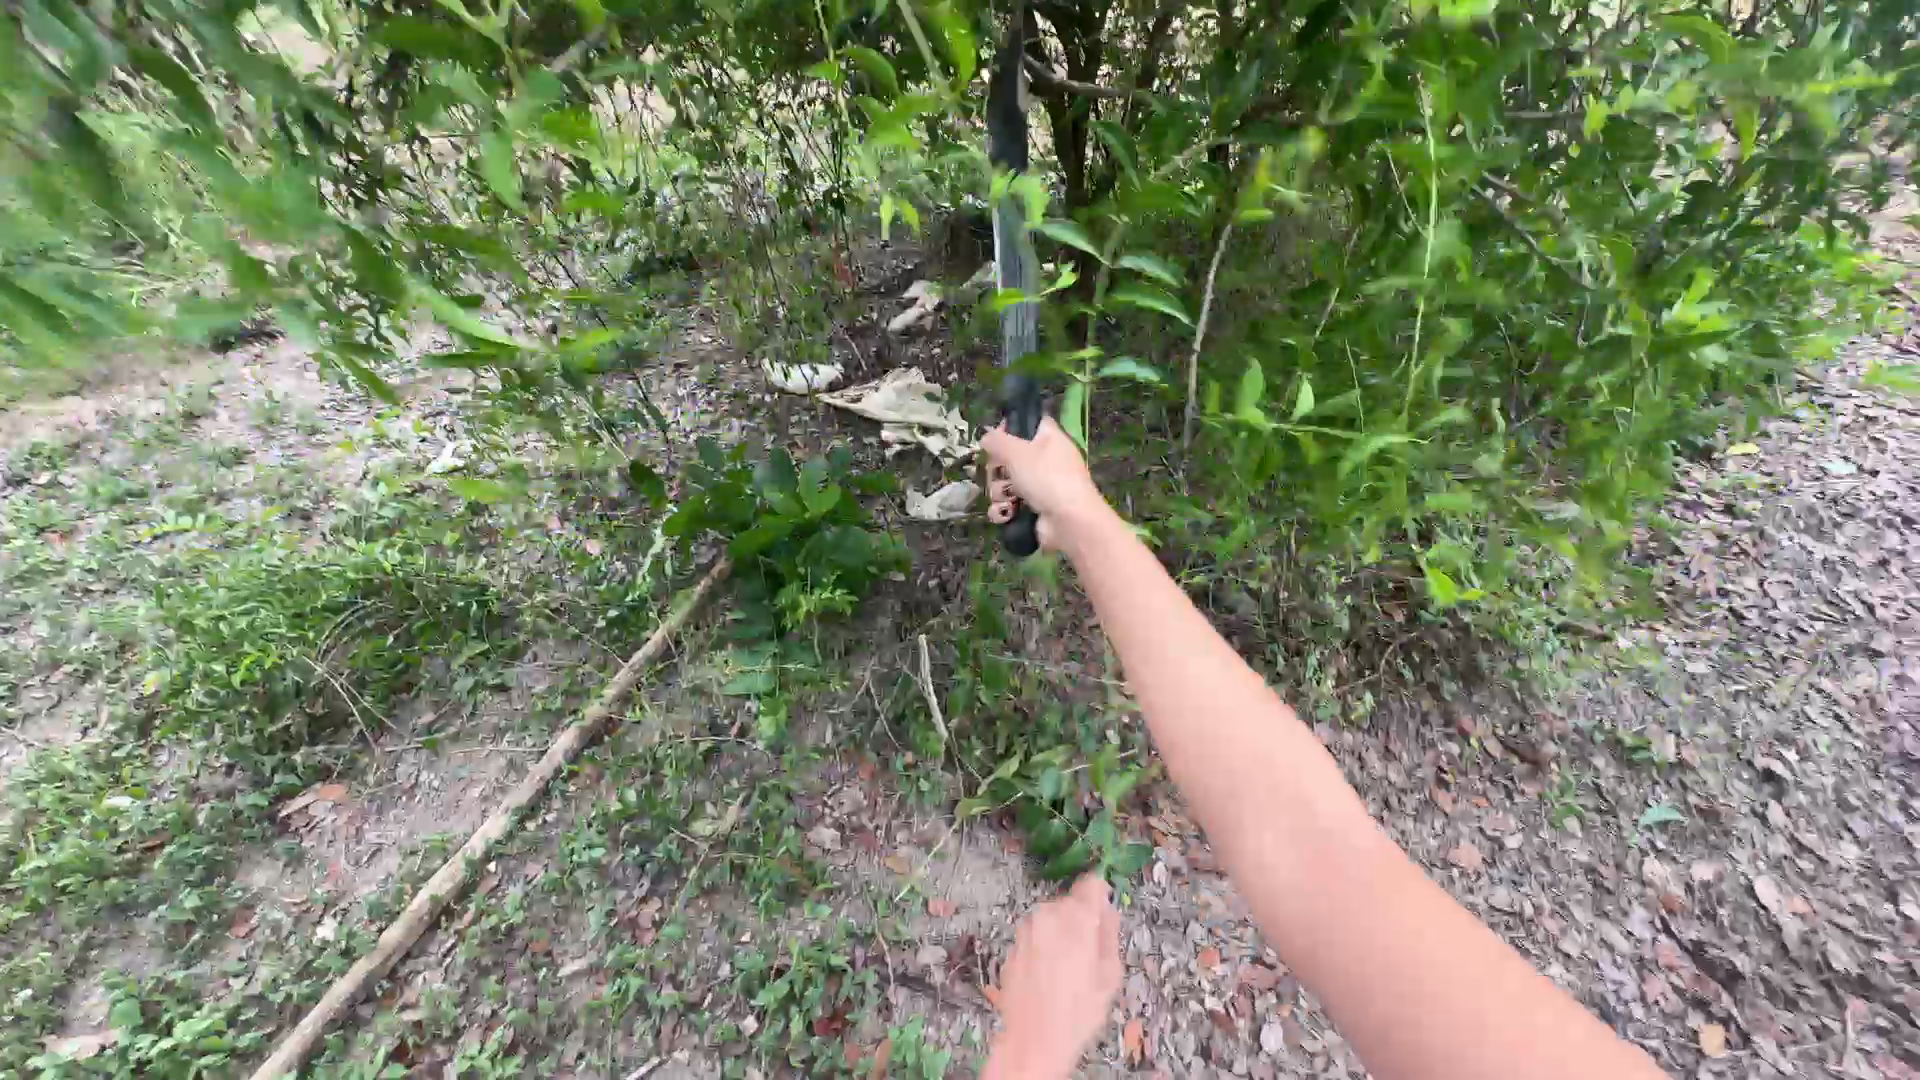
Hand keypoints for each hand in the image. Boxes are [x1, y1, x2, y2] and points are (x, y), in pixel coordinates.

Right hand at [981, 417, 1109, 551]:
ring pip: (1006, 483)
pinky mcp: (1035, 509)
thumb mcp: (1017, 452)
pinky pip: (1010, 504)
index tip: (995, 438)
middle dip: (998, 469)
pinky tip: (1007, 513)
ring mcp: (1041, 486)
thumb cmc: (1046, 477)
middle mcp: (1046, 460)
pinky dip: (1005, 510)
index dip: (1009, 428)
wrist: (1068, 521)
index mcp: (1049, 439)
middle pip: (1010, 457)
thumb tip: (986, 437)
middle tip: (1000, 474)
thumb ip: (997, 440)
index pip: (1028, 424)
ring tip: (1008, 499)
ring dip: (1000, 492)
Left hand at [983, 874, 1122, 1079]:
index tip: (1104, 906)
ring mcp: (1027, 927)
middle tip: (1089, 951)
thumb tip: (1108, 912)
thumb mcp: (1109, 977)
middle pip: (1070, 902)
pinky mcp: (1014, 942)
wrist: (1032, 1041)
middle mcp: (1049, 914)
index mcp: (1077, 918)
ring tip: (1067, 966)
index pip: (1091, 883)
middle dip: (1081, 918)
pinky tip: (1048, 972)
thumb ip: (1109, 935)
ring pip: (1051, 917)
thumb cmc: (1077, 1013)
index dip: (1100, 892)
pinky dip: (1044, 944)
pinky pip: (1035, 934)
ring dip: (1061, 930)